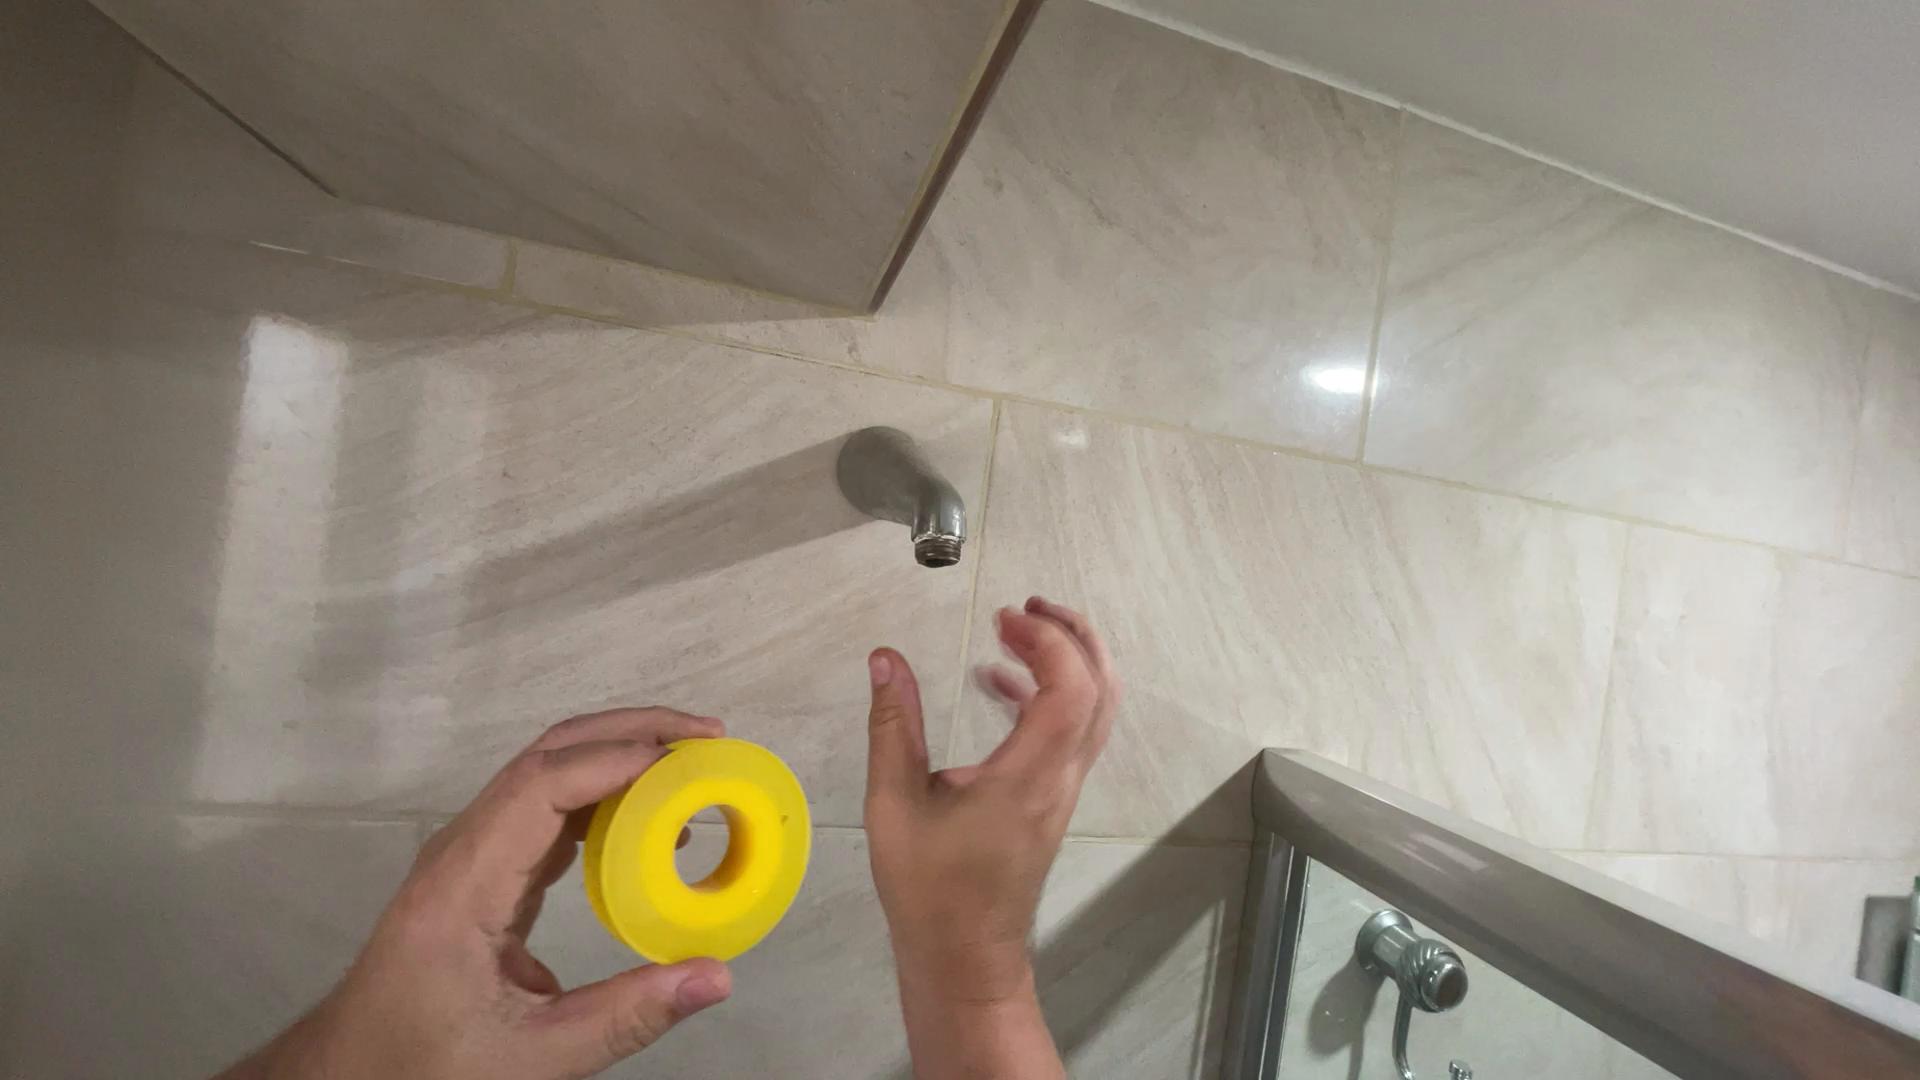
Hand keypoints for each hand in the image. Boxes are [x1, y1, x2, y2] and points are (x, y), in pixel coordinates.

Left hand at [216, 708, 732, 1079]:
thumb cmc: (419, 1070)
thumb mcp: (526, 1064)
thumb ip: (624, 1020)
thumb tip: (719, 976)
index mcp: (464, 884)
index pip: (541, 786)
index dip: (616, 759)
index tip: (686, 762)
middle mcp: (467, 845)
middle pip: (551, 752)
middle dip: (633, 728)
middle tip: (707, 736)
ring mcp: (477, 847)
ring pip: (554, 764)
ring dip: (624, 746)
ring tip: (692, 758)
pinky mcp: (492, 859)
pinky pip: (556, 798)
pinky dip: (611, 784)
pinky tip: (653, 809)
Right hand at [865, 597, 1118, 1078]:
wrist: (966, 960)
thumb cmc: (930, 891)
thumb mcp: (894, 804)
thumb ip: (893, 725)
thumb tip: (886, 659)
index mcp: (1030, 776)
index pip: (1070, 689)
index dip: (1047, 641)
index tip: (1003, 617)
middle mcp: (1060, 776)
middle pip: (1101, 688)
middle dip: (1072, 635)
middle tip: (1027, 607)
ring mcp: (1063, 788)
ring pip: (1094, 708)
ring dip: (1067, 660)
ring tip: (1016, 630)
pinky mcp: (1052, 796)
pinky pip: (1069, 729)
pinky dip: (1045, 693)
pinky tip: (996, 681)